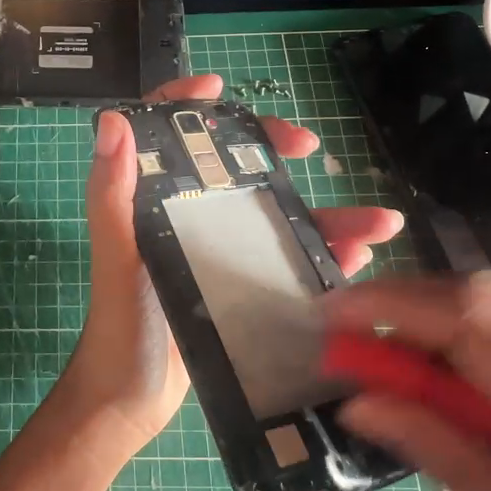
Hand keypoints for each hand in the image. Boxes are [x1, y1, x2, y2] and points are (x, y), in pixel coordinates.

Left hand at [62, 73, 402, 450]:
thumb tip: (113, 119)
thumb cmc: (120, 324)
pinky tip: (363, 257)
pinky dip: (328, 255)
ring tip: (379, 220)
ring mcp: (217, 251)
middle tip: (307, 144)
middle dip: (270, 145)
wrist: (131, 401)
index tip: (219, 89)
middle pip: (231, 165)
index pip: (164, 134)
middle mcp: (184, 216)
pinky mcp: (242, 287)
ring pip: (275, 214)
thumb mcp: (117, 257)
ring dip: (328, 211)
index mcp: (150, 200)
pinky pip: (289, 260)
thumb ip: (111, 193)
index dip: (186, 104)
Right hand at [328, 276, 490, 490]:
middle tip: (355, 357)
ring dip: (449, 342)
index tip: (331, 316)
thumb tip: (363, 405)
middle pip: (487, 305)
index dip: (390, 302)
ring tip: (416, 399)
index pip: (471, 317)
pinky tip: (487, 412)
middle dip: (407, 314)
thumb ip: (453, 463)